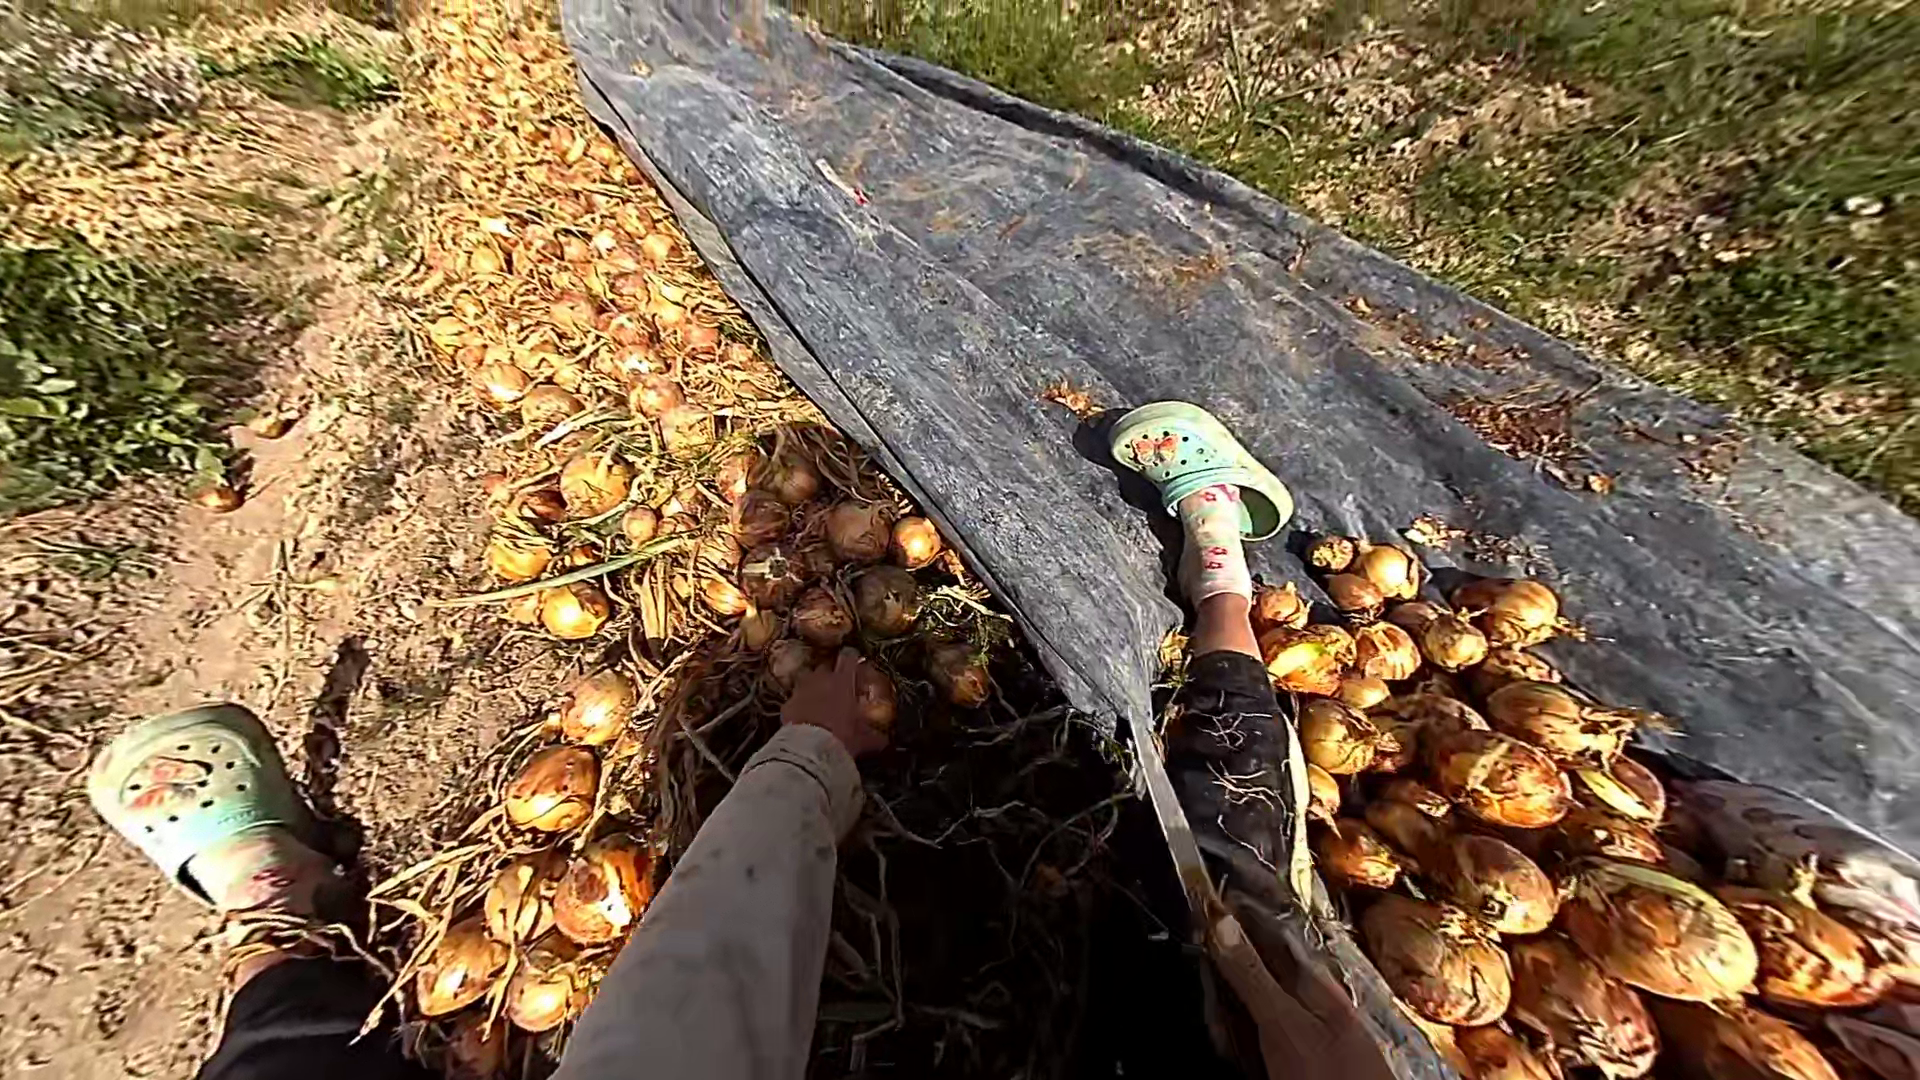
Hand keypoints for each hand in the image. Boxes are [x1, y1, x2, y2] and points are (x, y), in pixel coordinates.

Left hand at [781, 648, 887, 757]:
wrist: (808, 751)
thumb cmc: (841, 737)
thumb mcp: (863, 739)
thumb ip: (874, 736)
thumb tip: (885, 741)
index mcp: (843, 680)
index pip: (850, 657)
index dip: (853, 659)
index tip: (857, 666)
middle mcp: (821, 679)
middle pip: (826, 666)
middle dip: (832, 674)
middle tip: (839, 688)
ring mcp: (801, 689)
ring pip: (808, 679)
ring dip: (814, 687)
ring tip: (821, 701)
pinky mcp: (787, 704)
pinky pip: (795, 699)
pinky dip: (800, 705)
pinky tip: (805, 718)